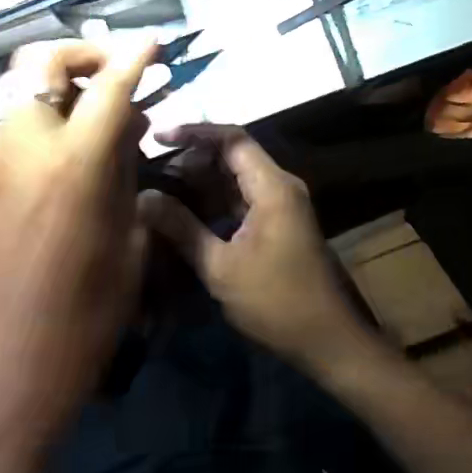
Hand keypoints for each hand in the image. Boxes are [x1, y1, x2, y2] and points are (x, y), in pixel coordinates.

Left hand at [0, 38, 156, 472]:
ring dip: (63, 80)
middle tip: (120, 71)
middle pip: (42, 61)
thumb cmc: (86, 315)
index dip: (135, 56)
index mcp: (75, 162)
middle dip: (83, 53)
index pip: (109, 85)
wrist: (6, 365)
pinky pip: (16, 120)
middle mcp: (28, 145)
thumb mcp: (129, 240)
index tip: (156, 41)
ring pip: (22, 87)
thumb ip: (126, 172)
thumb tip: (128, 128)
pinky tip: (78, 140)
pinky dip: (47, 110)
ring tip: (104, 105)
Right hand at [140, 124, 374, 373]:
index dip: (194, 133)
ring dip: (201, 183)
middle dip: (192, 160)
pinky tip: (185, 216)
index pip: (232, 139)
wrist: (327, 339)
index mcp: (272, 186)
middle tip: (153, 171)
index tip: (158, 137)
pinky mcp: (279, 225)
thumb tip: (144, 198)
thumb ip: (181, 228)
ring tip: (161, 192)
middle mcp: (280, 187)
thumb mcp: (220, 266)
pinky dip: (215, 203)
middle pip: (233, 157)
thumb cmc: (275, 300)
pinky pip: (243, 201)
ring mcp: (281, 206)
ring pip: (236, 180)